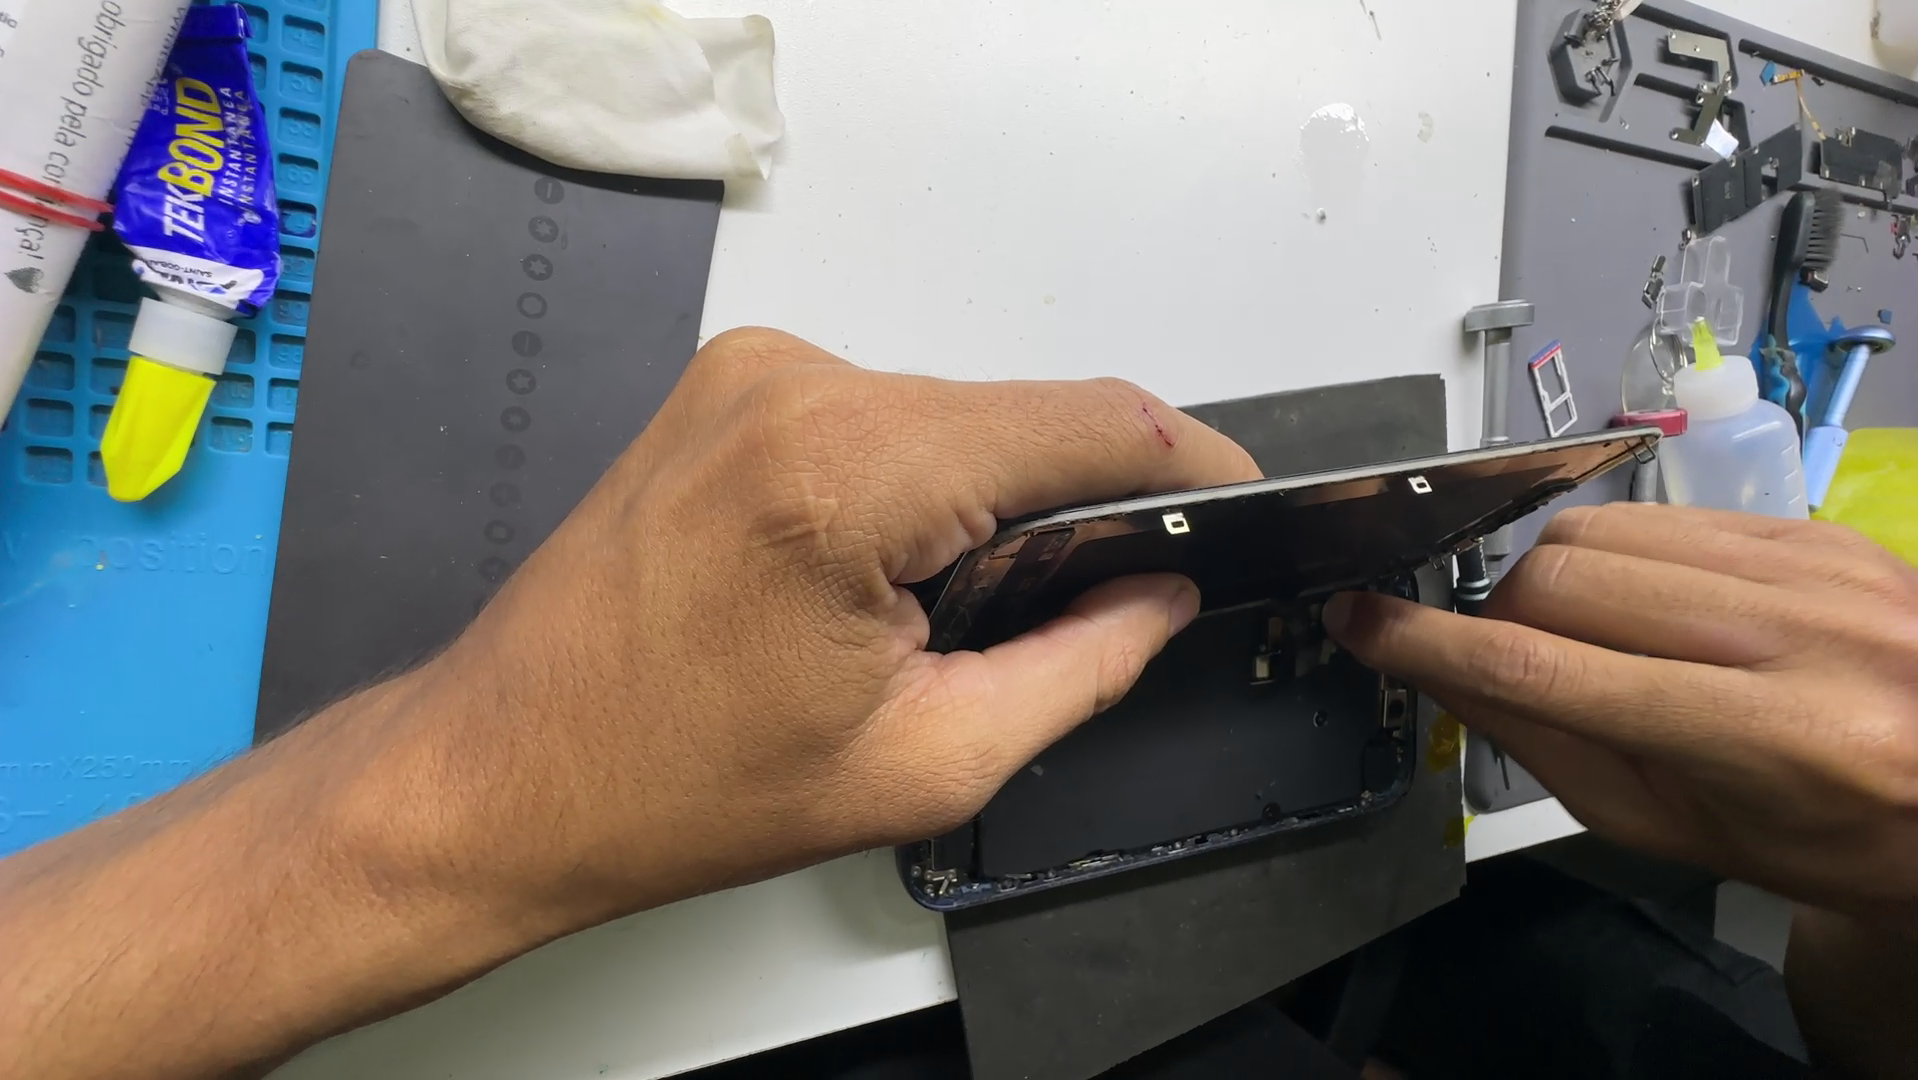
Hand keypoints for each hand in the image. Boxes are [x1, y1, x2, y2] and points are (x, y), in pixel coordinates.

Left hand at [0, 327, 1260, 1079]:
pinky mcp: (735, 385)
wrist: (504, 768)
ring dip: (996, 495)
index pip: (1079, 423)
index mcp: (849, 474)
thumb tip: (1159, 593)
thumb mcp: (927, 758)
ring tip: (962, 602)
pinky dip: (930, 478)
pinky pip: (888, 415)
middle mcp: (799, 383)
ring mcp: (756, 370)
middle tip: (1091, 591)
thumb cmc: (690, 788)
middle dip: (1080, 498)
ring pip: (956, 416)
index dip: (1182, 455)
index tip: (1235, 492)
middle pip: (1017, 418)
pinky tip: (899, 563)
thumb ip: (1081, 664)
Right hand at [1324, 503, 1917, 932]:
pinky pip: (1642, 515)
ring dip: (1549, 583)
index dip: (1428, 643)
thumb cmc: (1799, 831)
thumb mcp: (1650, 817)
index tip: (1356, 621)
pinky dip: (1605, 555)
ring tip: (1592, 629)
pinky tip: (1642, 600)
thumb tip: (1430, 662)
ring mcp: (1820, 571)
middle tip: (1526, 656)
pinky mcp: (1813, 531)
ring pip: (1588, 537)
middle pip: (1556, 586)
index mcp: (1769, 744)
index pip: (1542, 673)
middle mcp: (1809, 643)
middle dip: (1504, 618)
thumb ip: (1530, 736)